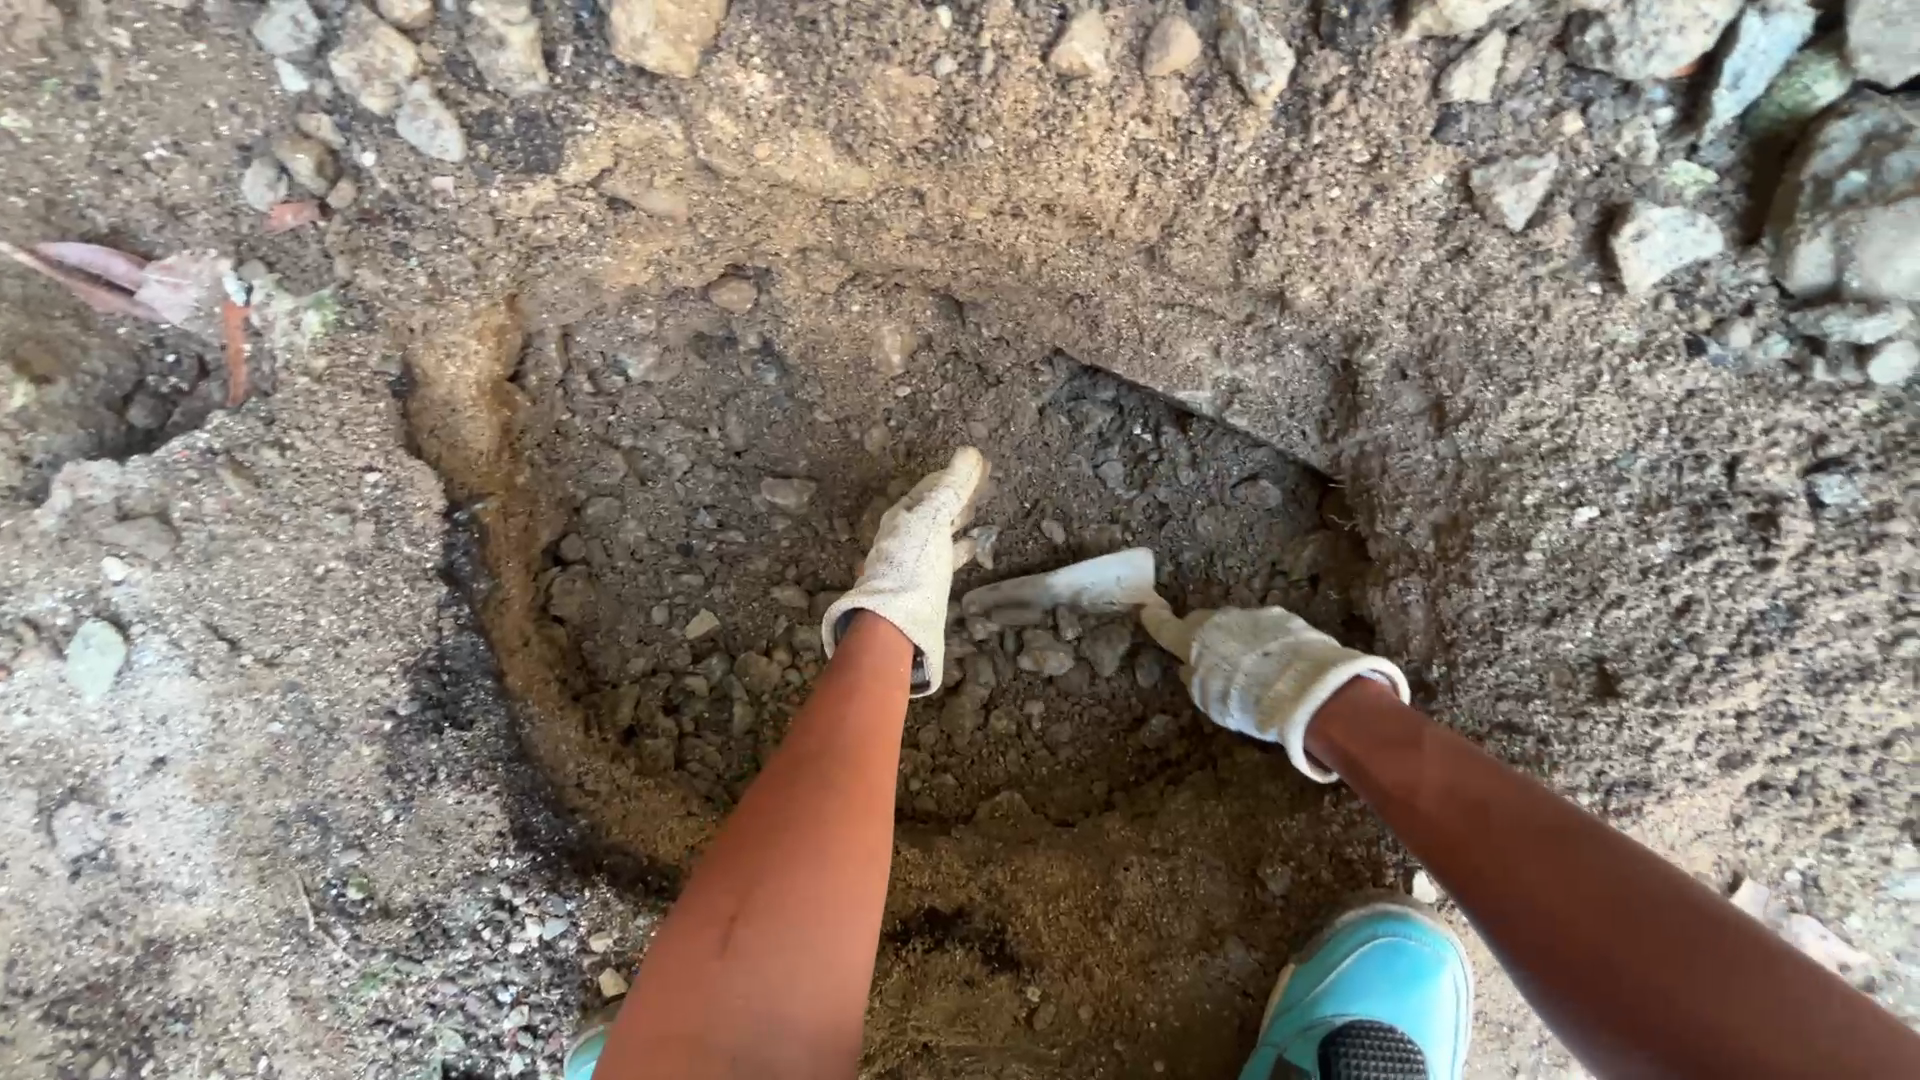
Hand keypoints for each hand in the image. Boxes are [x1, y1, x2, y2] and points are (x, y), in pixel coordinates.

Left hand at [821, 447, 989, 696]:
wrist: (899, 619)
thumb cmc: (912, 562)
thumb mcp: (933, 519)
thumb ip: (952, 488)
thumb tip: (970, 452)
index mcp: (902, 516)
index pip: (930, 486)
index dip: (955, 473)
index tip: (978, 463)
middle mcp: (906, 534)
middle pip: (935, 507)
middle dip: (958, 494)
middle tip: (984, 481)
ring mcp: (916, 558)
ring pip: (942, 530)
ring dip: (959, 518)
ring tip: (979, 509)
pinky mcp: (928, 580)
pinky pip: (947, 555)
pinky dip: (961, 546)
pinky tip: (974, 544)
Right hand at [1140, 604, 1407, 781]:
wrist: (1303, 688)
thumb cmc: (1244, 700)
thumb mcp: (1208, 701)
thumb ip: (1193, 679)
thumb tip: (1186, 667)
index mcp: (1192, 639)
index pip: (1165, 627)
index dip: (1154, 620)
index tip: (1146, 610)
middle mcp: (1219, 620)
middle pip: (1203, 623)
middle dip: (1202, 635)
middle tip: (1207, 655)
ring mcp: (1253, 616)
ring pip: (1236, 625)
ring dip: (1236, 639)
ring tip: (1249, 664)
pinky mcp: (1284, 618)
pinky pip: (1266, 629)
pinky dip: (1264, 641)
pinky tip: (1276, 662)